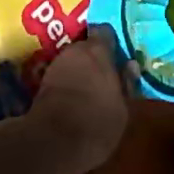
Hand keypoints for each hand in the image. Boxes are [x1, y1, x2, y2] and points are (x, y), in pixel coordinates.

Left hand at [29, 26, 129, 173]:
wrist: (54, 142)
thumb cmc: (96, 123)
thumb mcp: (122, 109)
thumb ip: (126, 83)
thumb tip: (131, 66)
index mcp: (98, 50)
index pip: (105, 31)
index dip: (110, 42)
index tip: (117, 54)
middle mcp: (76, 49)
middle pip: (87, 46)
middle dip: (93, 58)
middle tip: (103, 75)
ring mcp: (57, 63)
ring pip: (72, 60)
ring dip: (79, 69)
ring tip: (87, 89)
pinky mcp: (43, 81)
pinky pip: (60, 74)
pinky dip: (66, 82)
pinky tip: (72, 99)